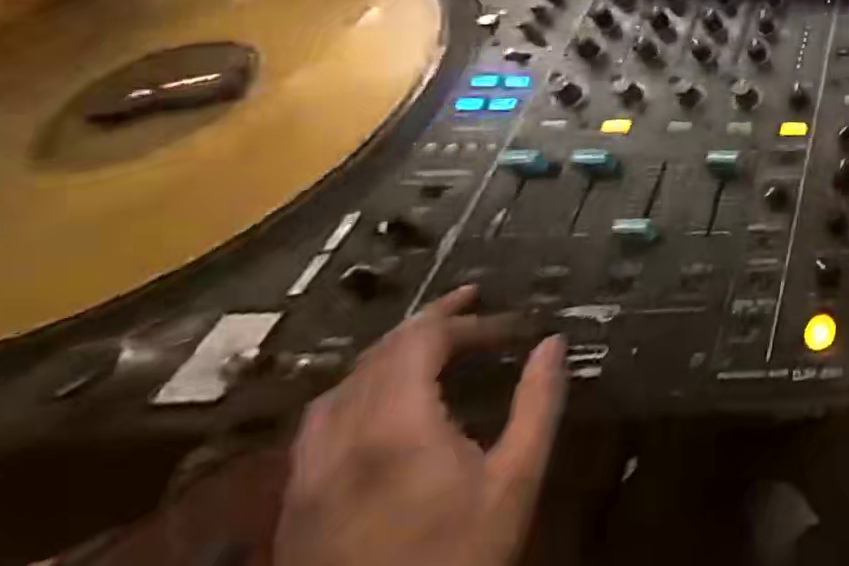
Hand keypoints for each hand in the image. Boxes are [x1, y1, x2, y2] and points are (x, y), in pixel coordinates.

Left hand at [275, 287, 565, 565]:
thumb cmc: (461, 560)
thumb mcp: (516, 482)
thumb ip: (537, 403)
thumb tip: (553, 343)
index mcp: (395, 426)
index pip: (421, 340)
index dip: (465, 320)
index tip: (508, 326)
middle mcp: (340, 438)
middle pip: (380, 353)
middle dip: (431, 324)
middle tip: (475, 309)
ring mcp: (308, 473)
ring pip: (343, 384)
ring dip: (390, 354)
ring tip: (432, 347)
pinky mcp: (295, 504)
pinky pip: (320, 422)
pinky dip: (358, 390)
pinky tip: (381, 404)